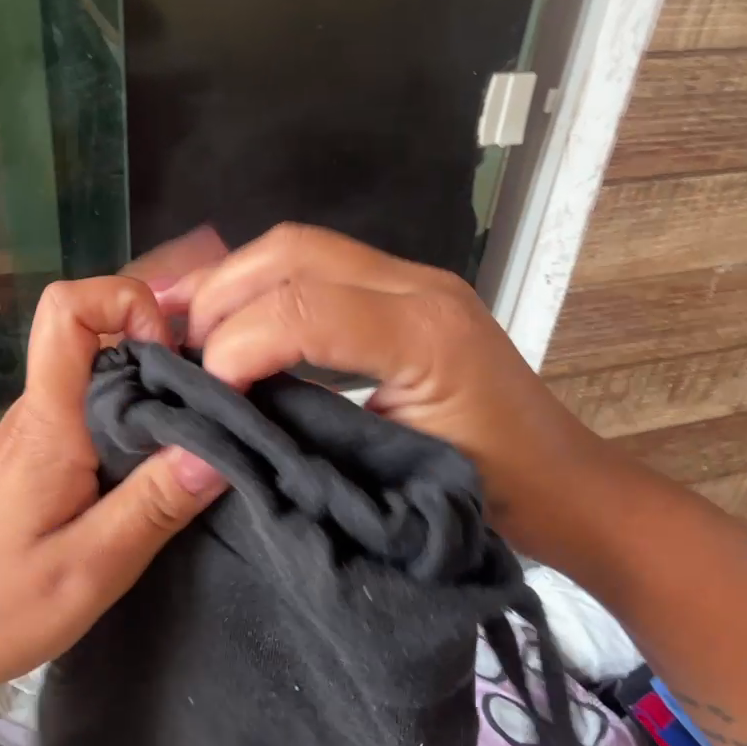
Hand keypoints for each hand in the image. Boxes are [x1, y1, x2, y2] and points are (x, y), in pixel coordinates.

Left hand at [0, 277, 226, 707]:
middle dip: (159, 346)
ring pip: (98, 373)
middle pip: (95, 333)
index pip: (66, 309)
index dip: (124, 302)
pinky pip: (93, 410)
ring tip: (199, 431)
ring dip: (151, 386)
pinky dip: (135, 417)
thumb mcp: (92, 566)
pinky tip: (162, 462)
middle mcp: (40, 412)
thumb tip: (219, 448)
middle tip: (214, 398)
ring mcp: (38, 434)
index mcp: (47, 422)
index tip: (172, 357)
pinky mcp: (41, 460)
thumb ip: (155, 504)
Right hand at [164, 224, 617, 556]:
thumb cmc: (493, 497)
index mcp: (424, 334)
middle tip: (179, 345)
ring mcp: (417, 280)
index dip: (237, 344)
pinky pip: (321, 267)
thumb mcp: (396, 476)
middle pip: (293, 252)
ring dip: (237, 282)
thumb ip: (310, 433)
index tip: (206, 389)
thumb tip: (227, 416)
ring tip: (190, 326)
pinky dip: (267, 288)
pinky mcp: (409, 291)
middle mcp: (420, 286)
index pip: (302, 309)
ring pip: (302, 248)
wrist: (567, 486)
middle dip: (222, 293)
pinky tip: (236, 318)